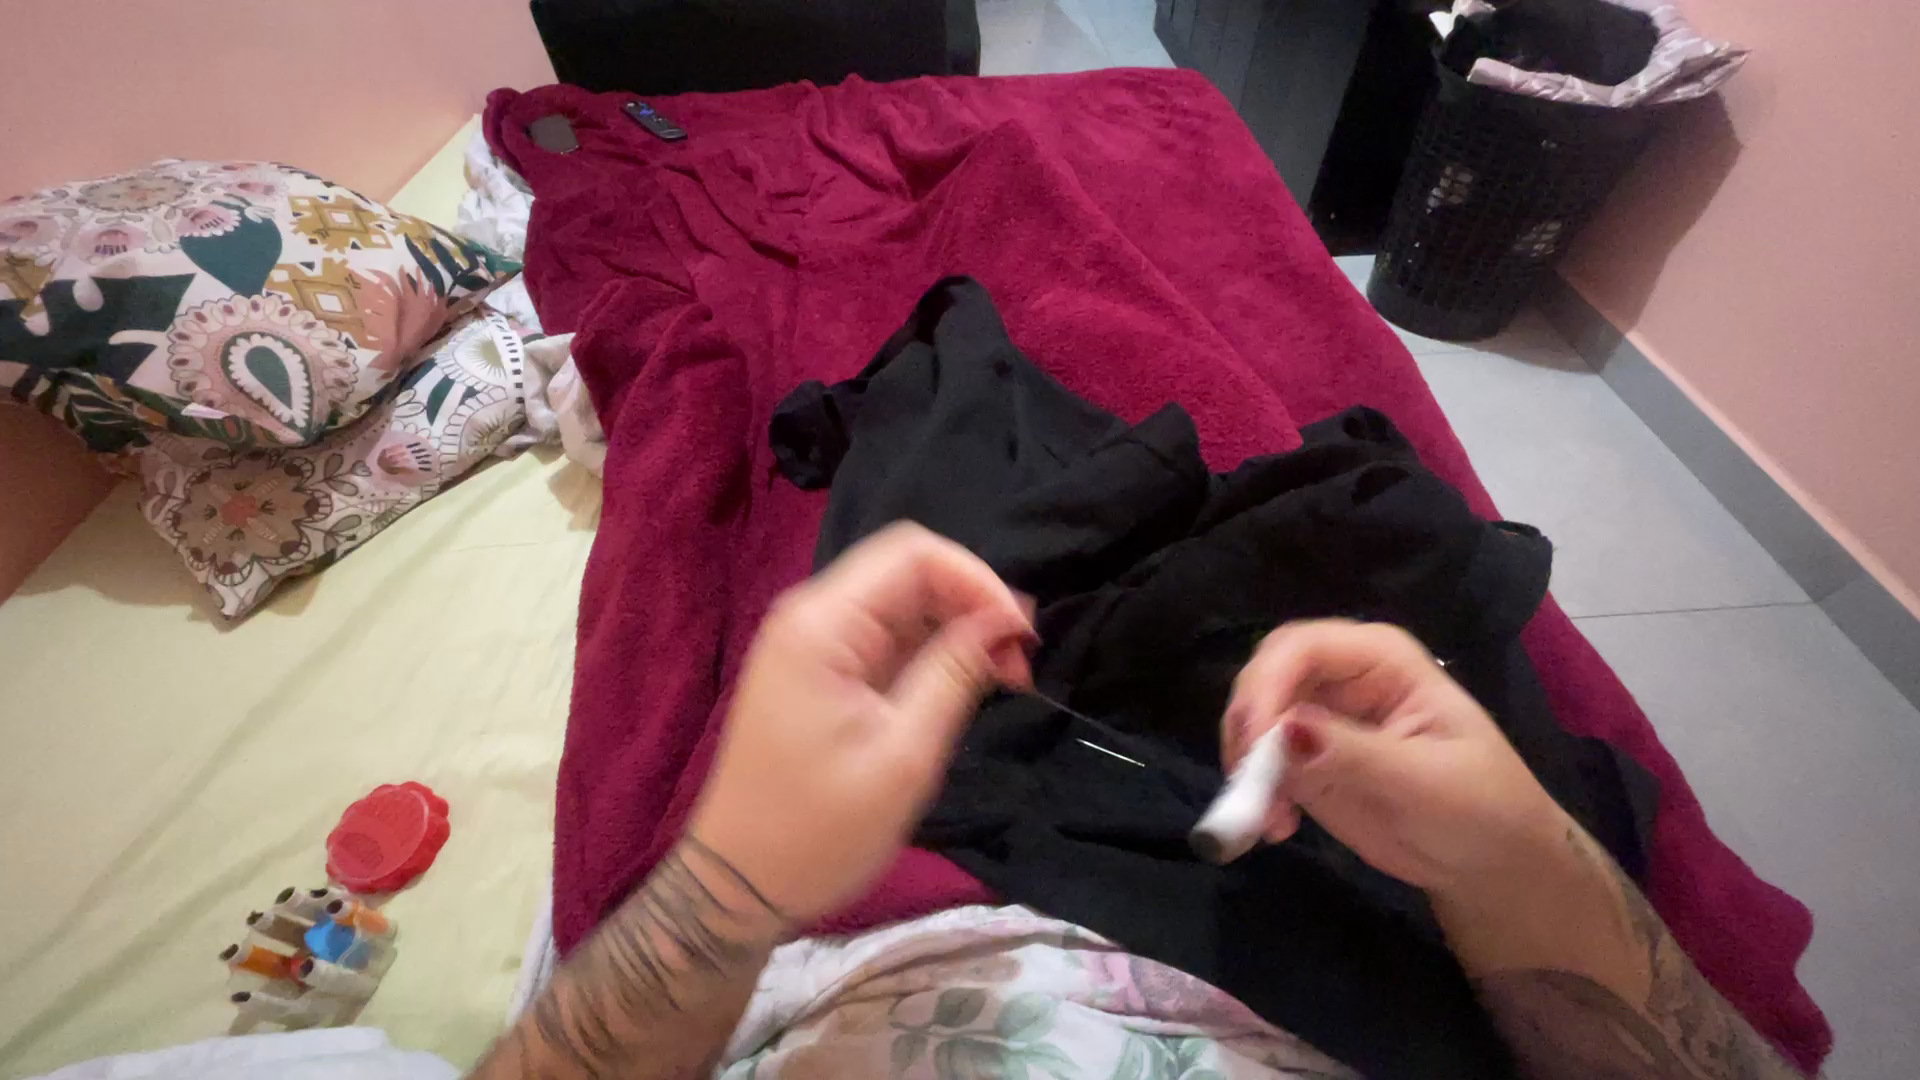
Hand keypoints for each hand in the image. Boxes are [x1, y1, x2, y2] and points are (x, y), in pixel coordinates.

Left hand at [688, 523, 1034, 926]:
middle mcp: (814, 615)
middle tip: (1019, 664)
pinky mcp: (824, 667)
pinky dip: (933, 650)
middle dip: (972, 604)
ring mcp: (815, 640)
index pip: (913, 553)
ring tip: (1003, 678)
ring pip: (905, 602)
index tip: (1019, 634)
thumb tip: (1004, 619)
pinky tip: (964, 684)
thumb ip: (954, 673)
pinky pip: (888, 635)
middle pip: (910, 571)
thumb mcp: (902, 756)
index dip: (977, 579)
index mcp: (822, 624)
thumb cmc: (817, 830)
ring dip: (958, 628)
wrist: (738, 883)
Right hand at [1222, 619, 1572, 894]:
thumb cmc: (1482, 810)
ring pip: (1251, 714)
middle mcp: (1339, 674)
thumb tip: (1284, 728)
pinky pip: (1255, 757)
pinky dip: (1251, 787)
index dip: (1269, 683)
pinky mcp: (1299, 753)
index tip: (1259, 740)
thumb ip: (1354, 752)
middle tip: (1247, 774)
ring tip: (1267, 816)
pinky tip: (1275, 825)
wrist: (1491, 864)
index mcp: (1379, 659)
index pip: (1303, 647)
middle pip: (1265, 671)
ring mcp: (1315, 712)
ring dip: (1245, 760)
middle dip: (1248, 719)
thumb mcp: (1426, 782)